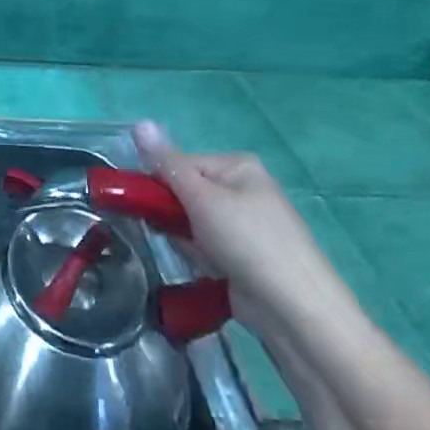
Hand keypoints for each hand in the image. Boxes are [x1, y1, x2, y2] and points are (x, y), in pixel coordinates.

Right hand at [132, 121, 352, 331]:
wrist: (292, 307)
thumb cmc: (246, 240)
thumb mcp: (201, 197)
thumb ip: (165, 163)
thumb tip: (138, 122)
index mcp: (237, 166)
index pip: (178, 163)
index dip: (158, 183)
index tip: (144, 205)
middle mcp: (241, 188)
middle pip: (183, 192)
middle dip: (171, 214)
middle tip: (171, 233)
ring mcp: (242, 222)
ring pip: (189, 221)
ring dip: (184, 238)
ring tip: (197, 255)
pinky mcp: (240, 252)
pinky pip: (203, 244)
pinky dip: (198, 255)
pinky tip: (207, 268)